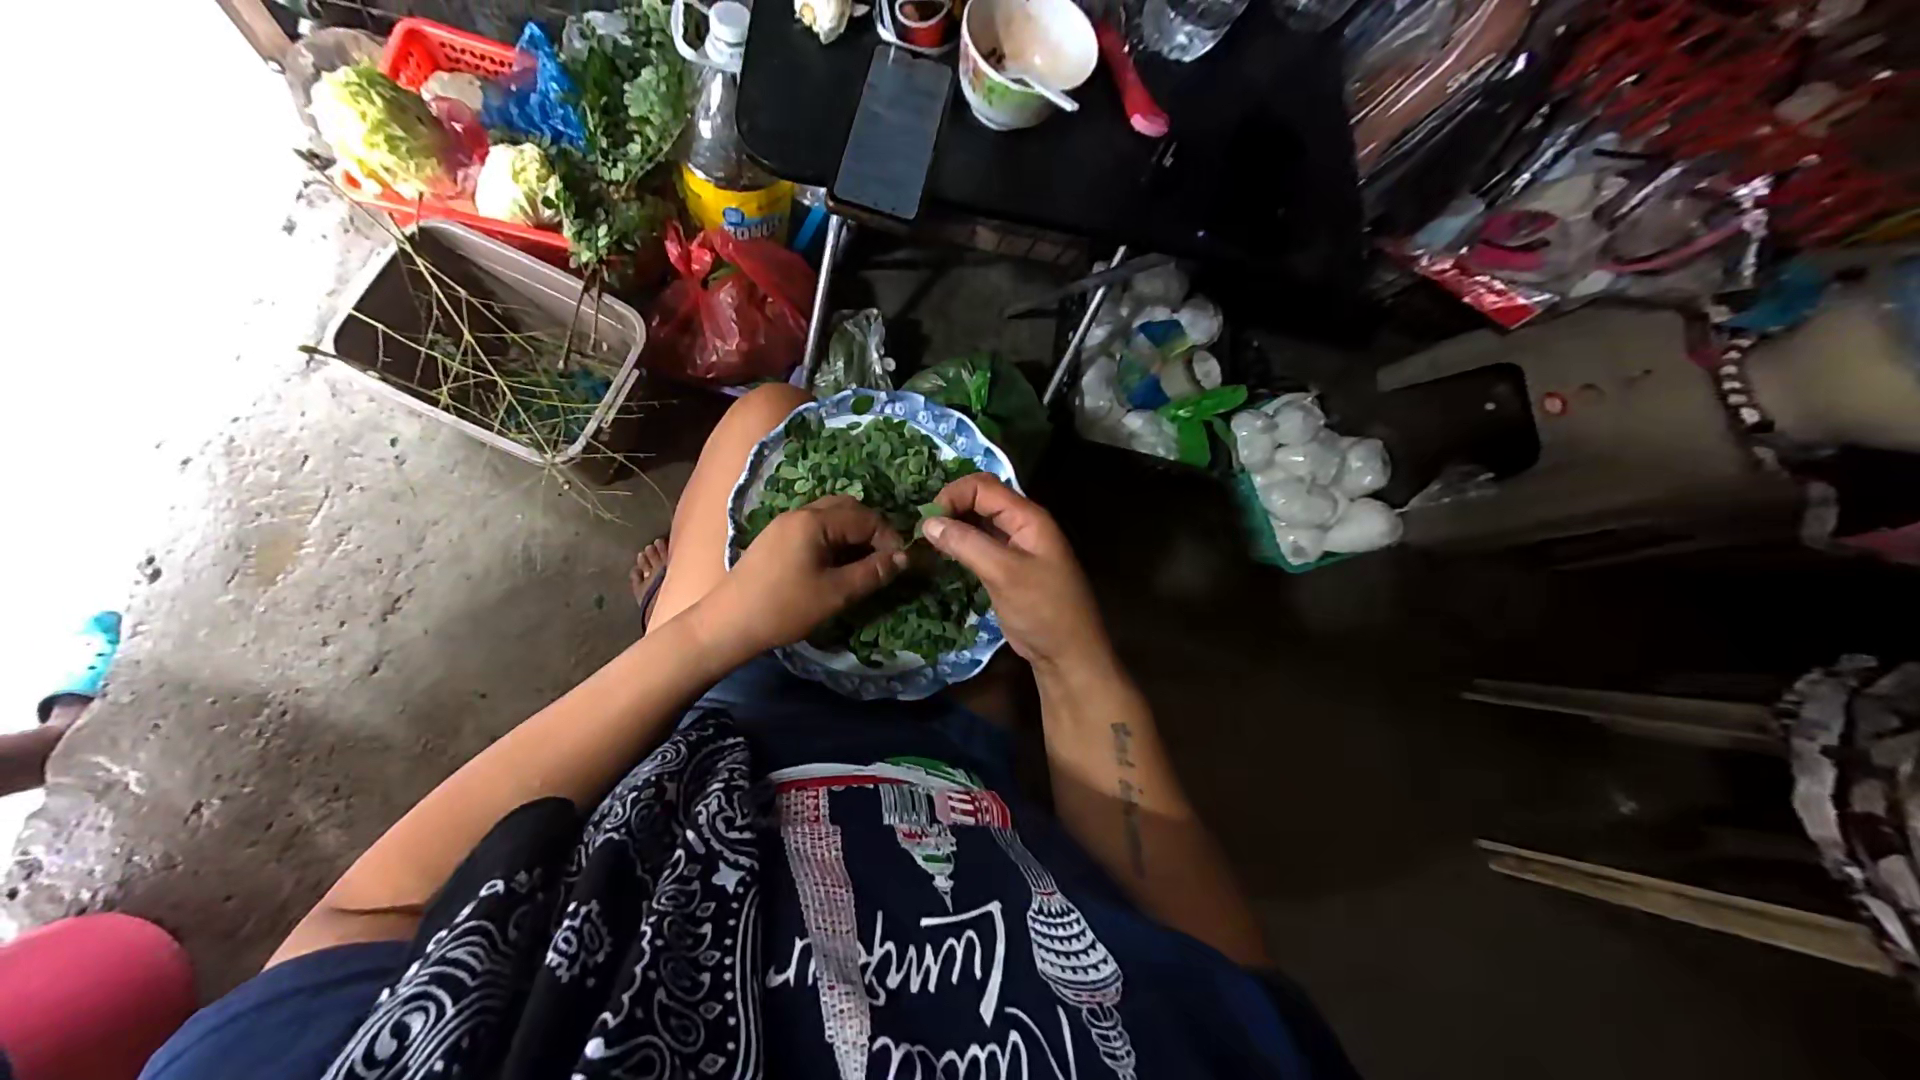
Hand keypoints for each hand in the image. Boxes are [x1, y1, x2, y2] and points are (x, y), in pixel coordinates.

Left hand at [689, 496, 908, 660]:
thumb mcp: (836, 593)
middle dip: (872, 530)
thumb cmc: (784, 607)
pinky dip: (834, 538)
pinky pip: (814, 527)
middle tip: (883, 559)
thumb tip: (903, 559)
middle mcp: (800, 513)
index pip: (866, 517)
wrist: (728, 624)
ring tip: (863, 562)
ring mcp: (785, 524)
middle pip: (848, 508)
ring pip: (830, 516)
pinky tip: (836, 563)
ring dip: (852, 533)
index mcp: (815, 521)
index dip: (889, 538)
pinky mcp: (776, 538)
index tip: (899, 564)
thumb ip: (872, 573)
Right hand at [922, 474, 1109, 672]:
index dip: (953, 495)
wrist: (1067, 653)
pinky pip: (981, 544)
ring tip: (926, 541)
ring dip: (954, 526)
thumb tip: (928, 523)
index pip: (983, 487)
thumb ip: (966, 544)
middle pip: (981, 499)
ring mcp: (1016, 546)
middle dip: (951, 507)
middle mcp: (1022, 525)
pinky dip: (961, 544)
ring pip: (979, 522)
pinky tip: (943, 554)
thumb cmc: (1042, 610)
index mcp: (1028, 517)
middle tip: (923, 530)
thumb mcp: (1003, 573)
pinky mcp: (1008, 567)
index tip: (929, 521)